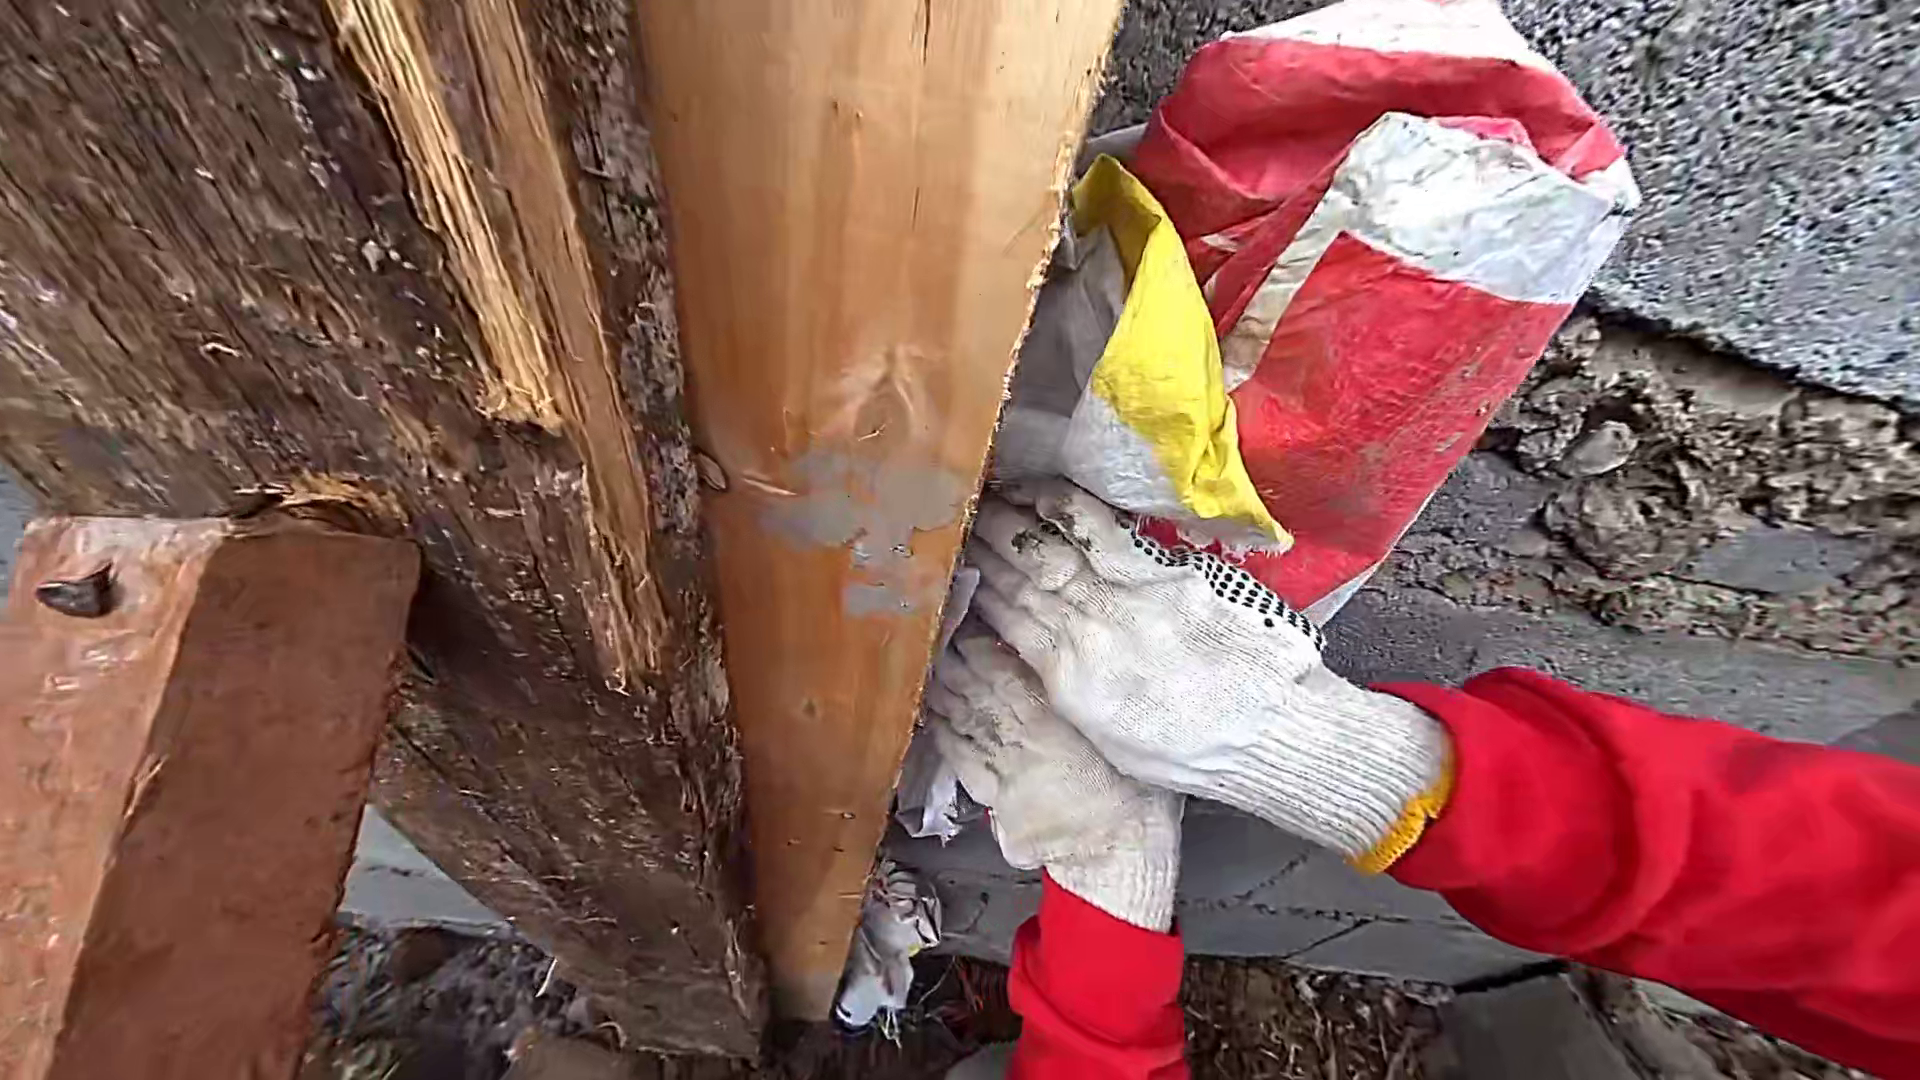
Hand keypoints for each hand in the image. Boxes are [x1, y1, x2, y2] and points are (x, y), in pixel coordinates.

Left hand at [925, 627, 1183, 930]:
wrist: (1113, 854)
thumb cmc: (1130, 790)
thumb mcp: (1115, 734)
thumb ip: (1078, 698)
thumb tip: (1047, 662)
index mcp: (1049, 720)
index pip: (1004, 674)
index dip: (982, 648)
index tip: (970, 623)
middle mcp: (1018, 739)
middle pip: (976, 692)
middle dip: (956, 660)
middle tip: (941, 631)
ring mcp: (999, 769)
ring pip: (962, 719)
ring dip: (944, 690)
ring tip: (930, 662)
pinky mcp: (990, 796)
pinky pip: (958, 756)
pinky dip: (942, 732)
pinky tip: (931, 713)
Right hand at [965, 480, 1450, 869]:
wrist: (1267, 734)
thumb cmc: (1192, 751)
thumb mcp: (1111, 741)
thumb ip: (1069, 692)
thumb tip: (1039, 655)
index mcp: (1067, 680)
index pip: (1008, 622)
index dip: (980, 589)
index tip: (963, 564)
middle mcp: (1081, 634)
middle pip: (1020, 582)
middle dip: (986, 547)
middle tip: (961, 519)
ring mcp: (1118, 600)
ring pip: (1047, 555)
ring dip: (1012, 524)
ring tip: (987, 499)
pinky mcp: (1158, 576)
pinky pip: (1100, 534)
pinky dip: (1065, 509)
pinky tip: (1039, 490)